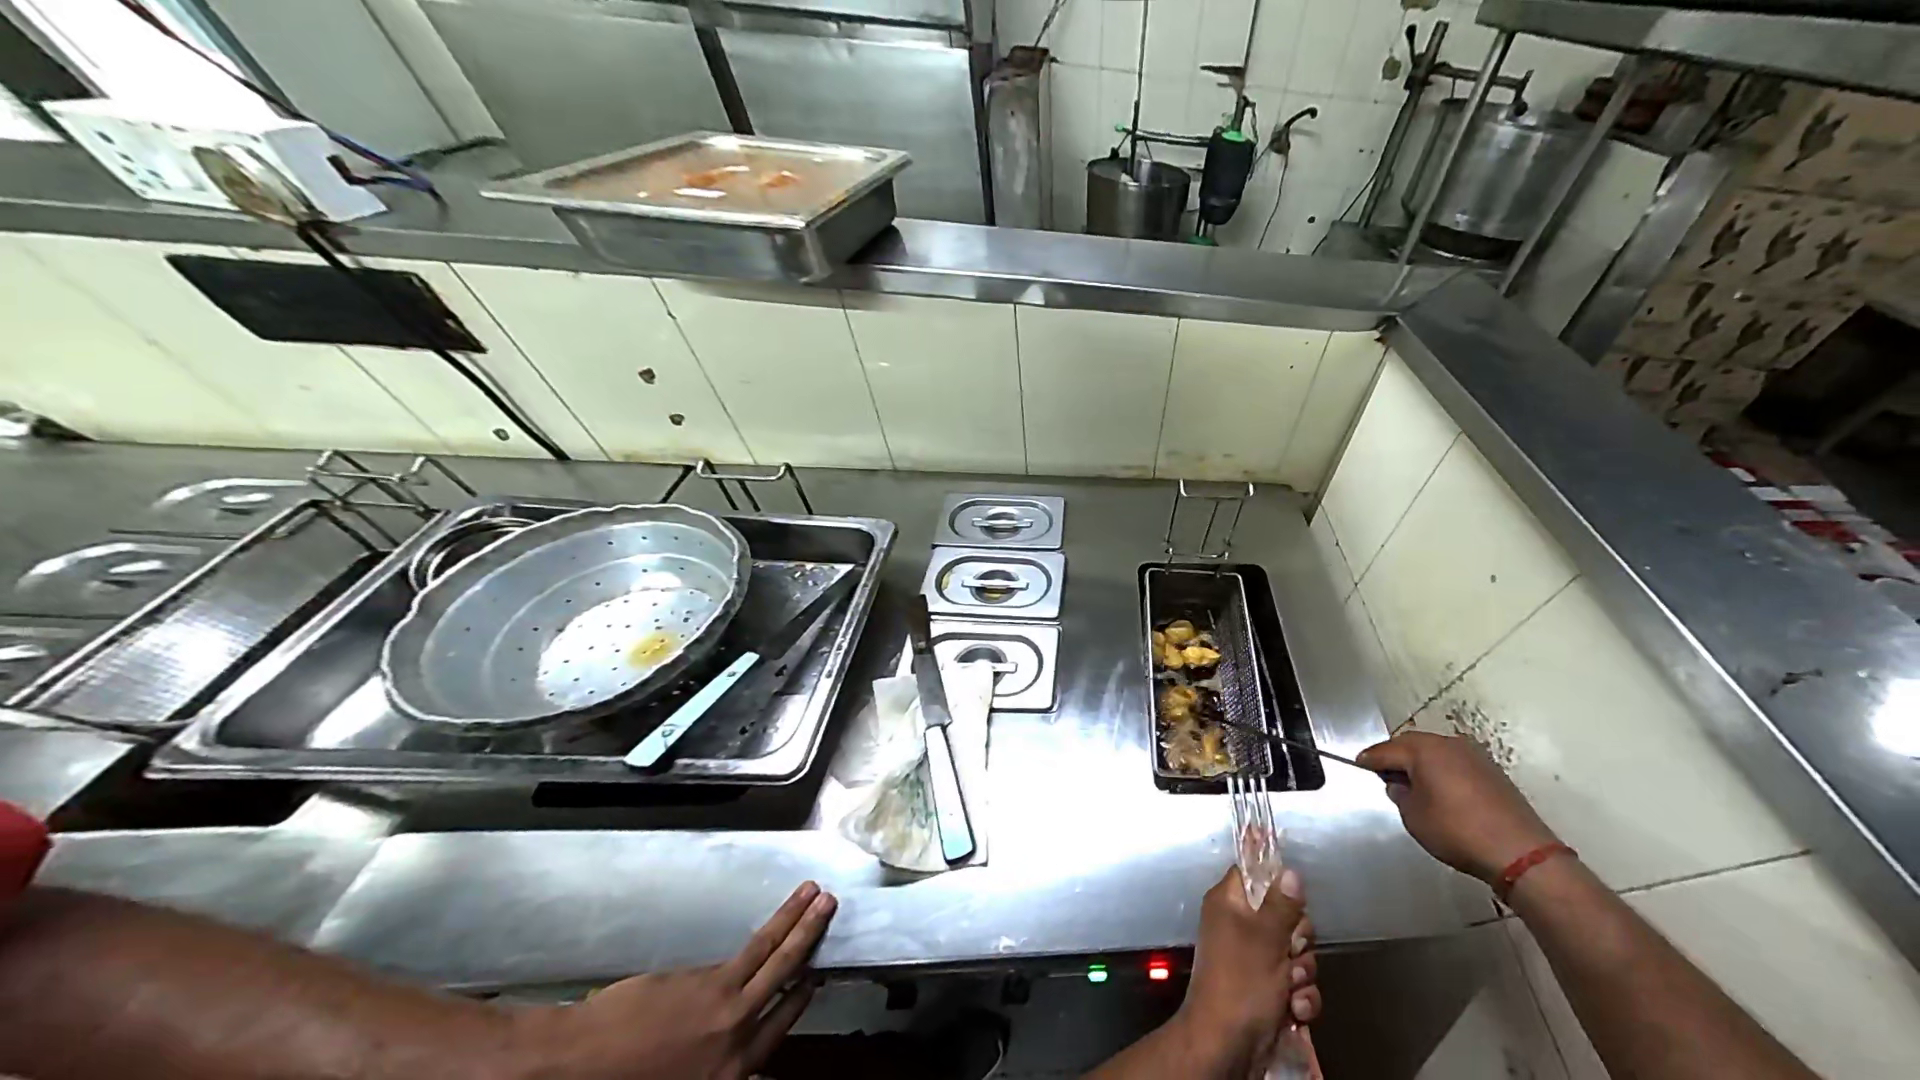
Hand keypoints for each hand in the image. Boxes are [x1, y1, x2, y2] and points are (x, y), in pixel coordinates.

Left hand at [508, 881, 836, 1079]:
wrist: (578, 1067)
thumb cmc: (620, 1078)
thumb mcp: (678, 1074)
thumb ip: (709, 1053)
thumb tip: (729, 1025)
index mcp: (728, 1074)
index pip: (779, 1028)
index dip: (800, 998)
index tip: (815, 974)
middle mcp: (740, 1044)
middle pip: (787, 987)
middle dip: (811, 946)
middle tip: (830, 913)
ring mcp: (730, 1012)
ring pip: (778, 960)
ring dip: (801, 924)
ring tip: (819, 897)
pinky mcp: (714, 983)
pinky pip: (755, 950)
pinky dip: (775, 925)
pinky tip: (780, 915)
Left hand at [1173, 865, 1319, 1074]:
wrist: (1228, 1043)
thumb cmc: (1241, 981)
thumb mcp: (1265, 937)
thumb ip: (1281, 904)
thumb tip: (1291, 871)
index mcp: (1228, 902)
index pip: (1254, 874)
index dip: (1277, 885)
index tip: (1290, 902)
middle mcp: (1239, 925)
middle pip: (1284, 915)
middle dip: (1298, 941)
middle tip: (1289, 953)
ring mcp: (1253, 957)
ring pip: (1295, 952)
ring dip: (1301, 974)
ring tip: (1289, 988)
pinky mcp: (1268, 987)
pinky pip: (1297, 983)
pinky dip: (1300, 998)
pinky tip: (1294, 1010)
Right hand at [1356, 731, 1558, 883]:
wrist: (1522, 854)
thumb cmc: (1457, 831)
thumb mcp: (1413, 816)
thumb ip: (1400, 794)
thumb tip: (1400, 785)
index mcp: (1425, 750)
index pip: (1386, 750)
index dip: (1369, 759)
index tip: (1358, 764)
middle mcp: (1449, 745)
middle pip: (1411, 744)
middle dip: (1395, 757)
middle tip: (1384, 775)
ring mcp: (1475, 757)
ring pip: (1436, 752)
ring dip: (1421, 763)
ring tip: (1413, 784)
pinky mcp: (1493, 772)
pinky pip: (1455, 763)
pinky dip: (1442, 771)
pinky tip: (1440, 790)